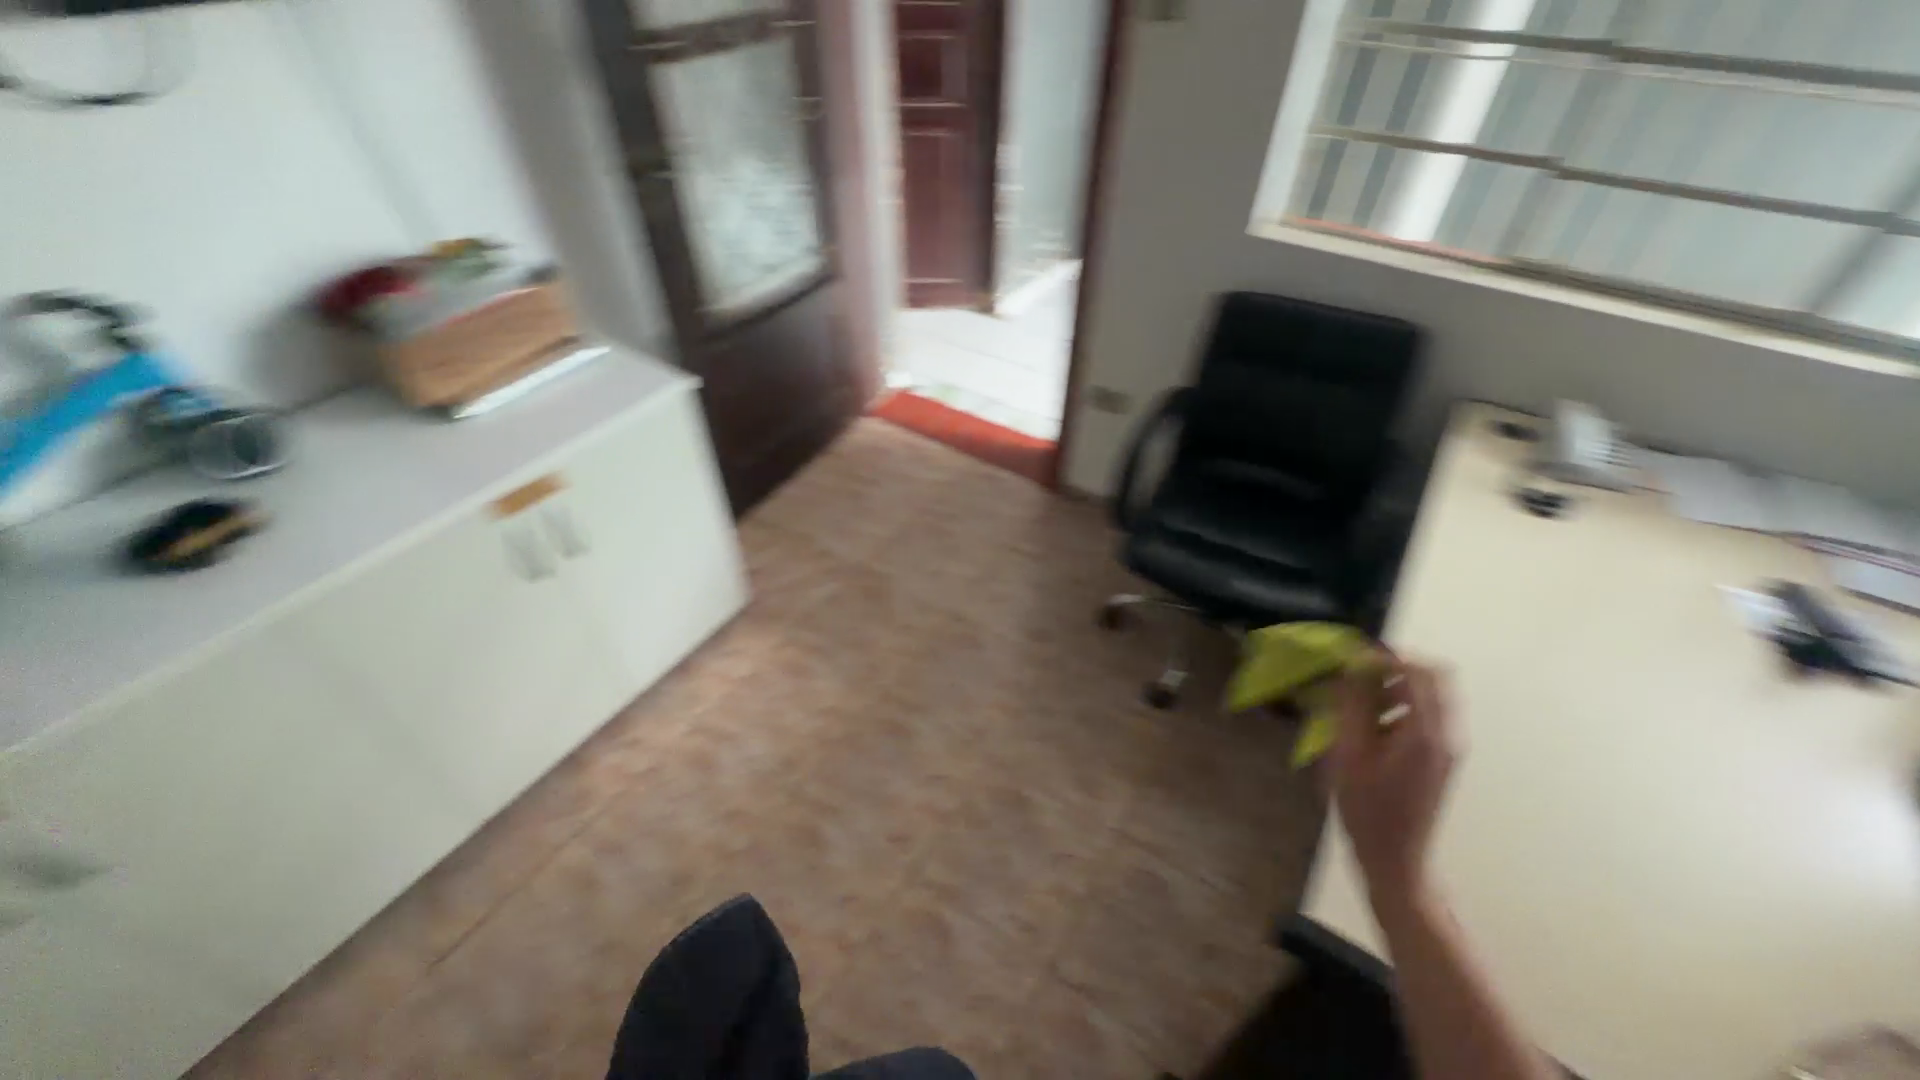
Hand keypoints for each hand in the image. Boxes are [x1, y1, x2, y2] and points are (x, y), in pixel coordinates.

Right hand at [1328, 656, 1457, 907]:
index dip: (1390, 658)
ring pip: (1430, 697)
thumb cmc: (1367, 809)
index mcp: (1427, 733)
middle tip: (1356, 679)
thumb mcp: (1349, 754)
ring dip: (1395, 690)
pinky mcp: (1441, 758)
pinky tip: (1368, 729)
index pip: (1423, 673)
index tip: (1354, 661)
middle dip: (1394, 671)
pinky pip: (1426, 717)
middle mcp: (1447, 735)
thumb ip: (1353, 706)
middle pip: (1434, 679)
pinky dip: (1399, 710)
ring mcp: (1448, 748)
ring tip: (1356, 706)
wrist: (1396, 860)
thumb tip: (1353, 668)